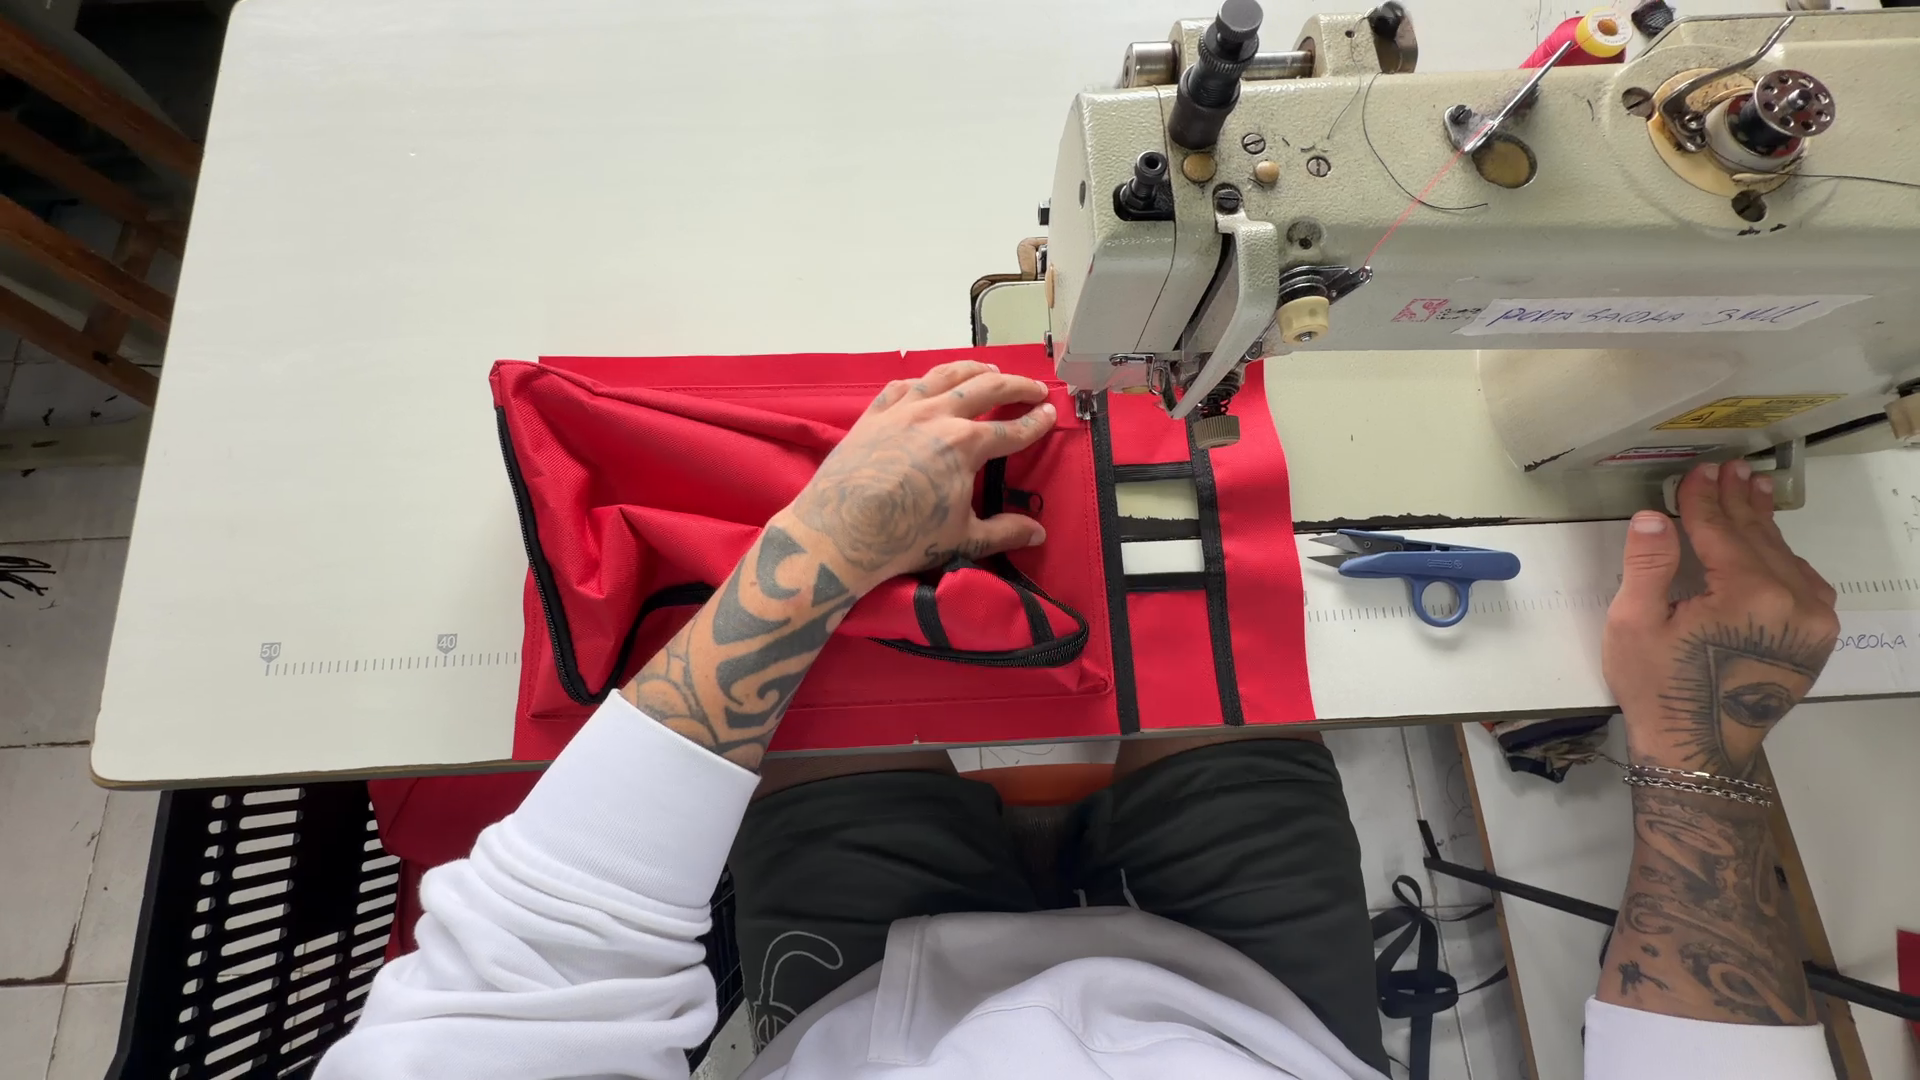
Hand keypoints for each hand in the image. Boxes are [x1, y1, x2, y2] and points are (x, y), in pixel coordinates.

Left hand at [782, 359, 1055, 595]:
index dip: (1036, 422)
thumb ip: (1003, 532)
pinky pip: (903, 386)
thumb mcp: (962, 539)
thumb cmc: (904, 539)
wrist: (840, 532)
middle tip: (1034, 387)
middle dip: (1016, 385)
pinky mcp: (874, 414)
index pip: (1012, 429)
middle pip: (986, 388)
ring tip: (990, 369)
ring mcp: (903, 410)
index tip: (1051, 413)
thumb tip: (1037, 534)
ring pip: (945, 375)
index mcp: (965, 445)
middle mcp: (937, 417)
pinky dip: (924, 380)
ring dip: (973, 369)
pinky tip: (931, 381)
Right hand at [1603, 460, 1838, 779]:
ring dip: (1763, 523)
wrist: (1698, 743)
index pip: (1720, 532)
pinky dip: (1780, 554)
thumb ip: (1648, 567)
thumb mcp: (1635, 622)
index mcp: (1748, 592)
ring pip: (1785, 556)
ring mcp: (1814, 619)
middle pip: (1758, 538)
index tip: (1696, 472)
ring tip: (1752, 491)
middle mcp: (1795, 599)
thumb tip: (1652, 518)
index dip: (1702, 500)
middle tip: (1730, 469)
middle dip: (1737, 502)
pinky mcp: (1816, 635)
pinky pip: (1802, 581)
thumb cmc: (1657, 682)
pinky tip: (1770, 544)